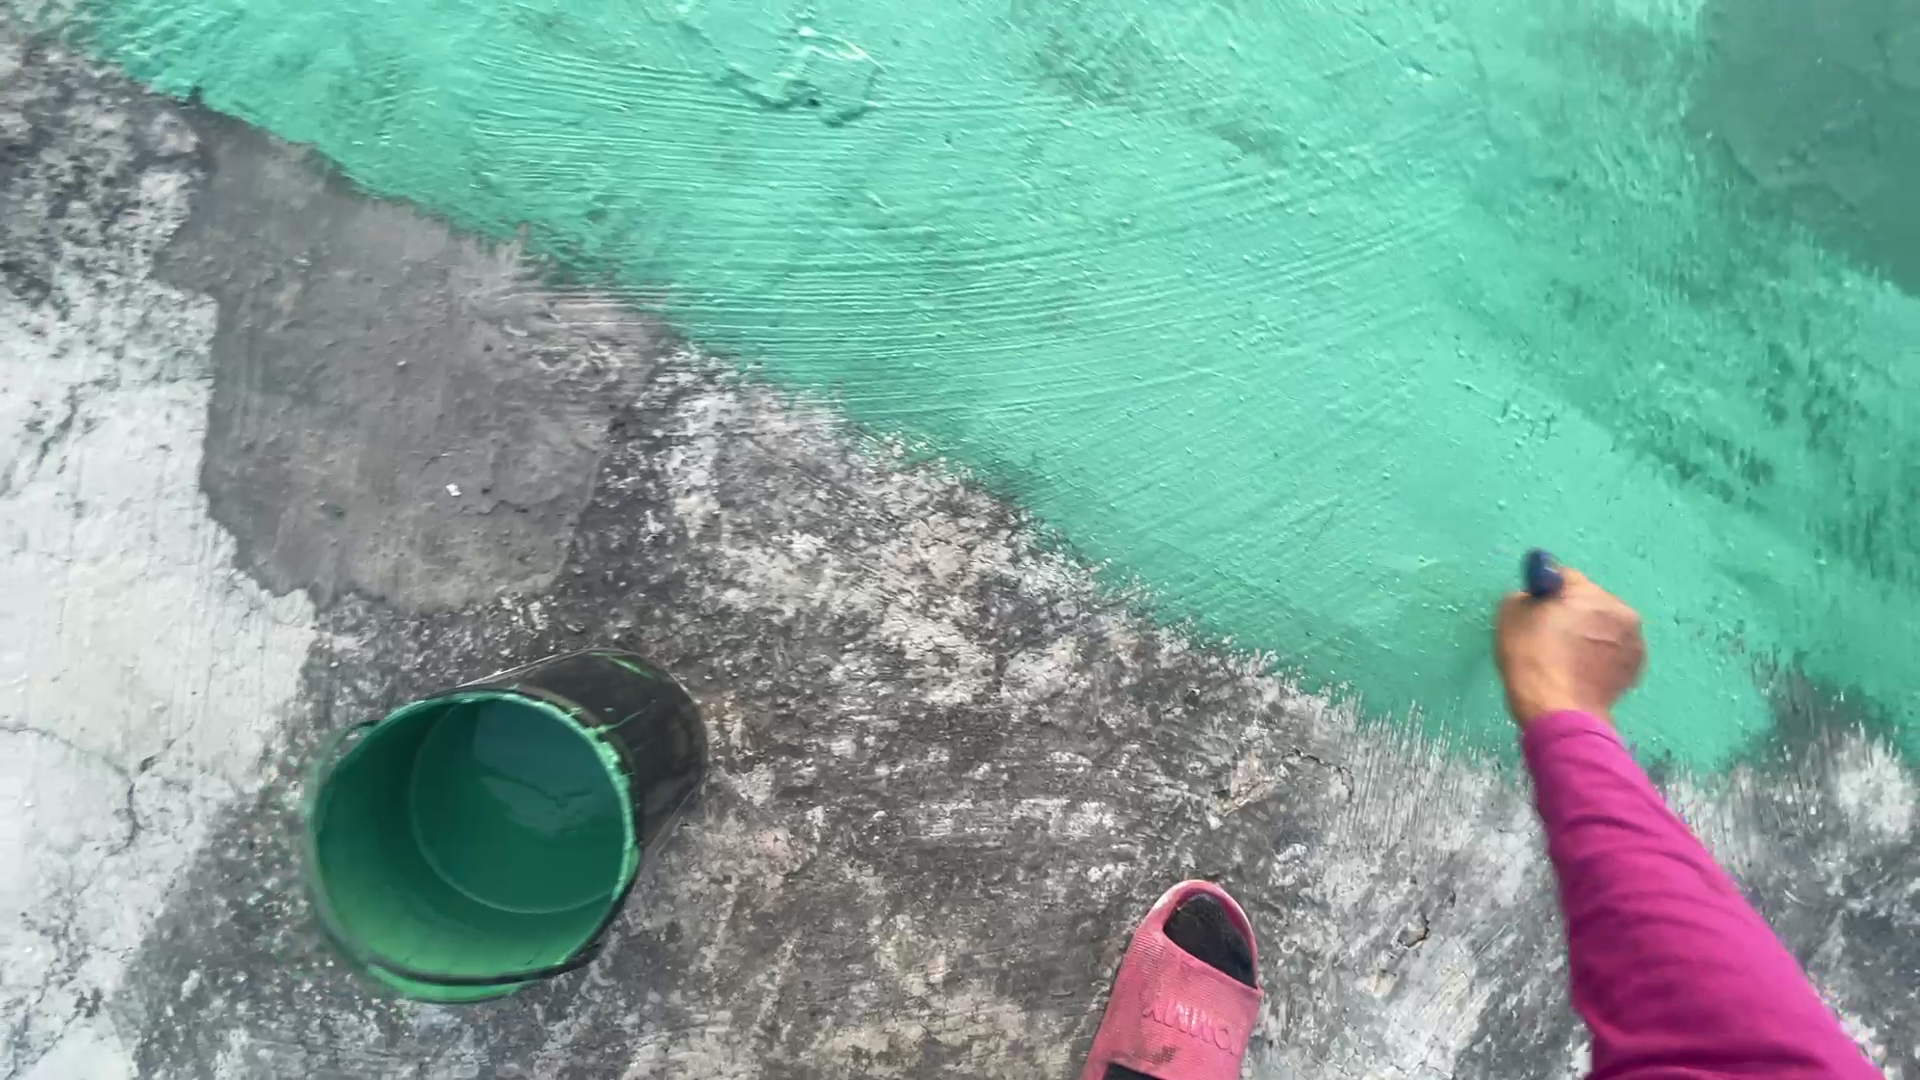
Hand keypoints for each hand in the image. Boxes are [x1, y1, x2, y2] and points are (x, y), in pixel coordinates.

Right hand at [1495, 567, 1645, 725]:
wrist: (1558, 706)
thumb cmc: (1530, 656)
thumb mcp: (1509, 615)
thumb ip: (1524, 597)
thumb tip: (1534, 597)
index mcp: (1589, 594)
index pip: (1564, 575)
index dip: (1544, 589)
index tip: (1532, 606)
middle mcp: (1621, 611)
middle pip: (1589, 600)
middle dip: (1571, 610)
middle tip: (1547, 632)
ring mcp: (1634, 640)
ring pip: (1604, 625)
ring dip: (1588, 631)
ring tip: (1564, 654)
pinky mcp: (1637, 666)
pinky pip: (1613, 648)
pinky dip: (1598, 653)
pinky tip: (1578, 668)